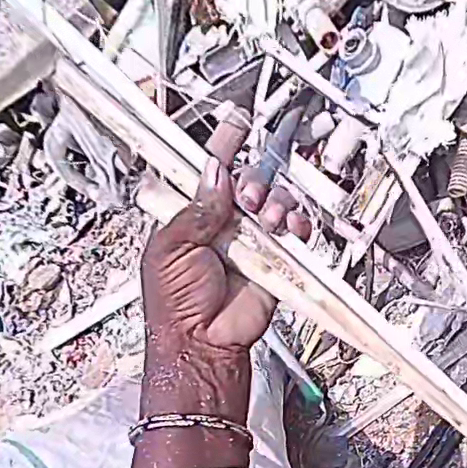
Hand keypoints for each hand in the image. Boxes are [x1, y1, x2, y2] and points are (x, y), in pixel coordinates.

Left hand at [141, 106, 312, 353]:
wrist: (203, 342)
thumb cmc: (176, 305)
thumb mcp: (168, 247)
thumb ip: (194, 209)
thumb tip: (214, 177)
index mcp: (191, 219)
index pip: (209, 172)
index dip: (222, 147)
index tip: (236, 125)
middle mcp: (224, 227)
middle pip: (248, 182)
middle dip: (252, 181)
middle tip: (245, 198)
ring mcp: (251, 244)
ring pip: (274, 203)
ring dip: (275, 202)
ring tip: (265, 219)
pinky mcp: (275, 263)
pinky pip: (295, 235)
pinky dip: (298, 225)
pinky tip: (290, 227)